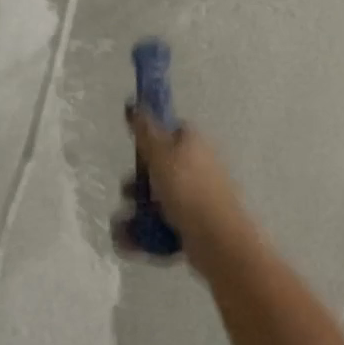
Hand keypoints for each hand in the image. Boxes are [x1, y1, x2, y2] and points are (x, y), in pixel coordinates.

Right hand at [114, 108, 253, 273]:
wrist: (219, 242)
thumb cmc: (188, 190)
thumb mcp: (161, 154)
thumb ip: (144, 130)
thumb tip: (133, 102)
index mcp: (193, 143)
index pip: (169, 131)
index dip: (149, 140)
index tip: (135, 151)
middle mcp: (197, 167)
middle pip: (158, 169)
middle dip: (137, 184)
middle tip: (128, 193)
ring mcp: (196, 199)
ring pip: (157, 201)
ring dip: (136, 213)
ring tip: (124, 226)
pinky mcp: (193, 227)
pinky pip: (162, 226)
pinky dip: (146, 233)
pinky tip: (130, 242)